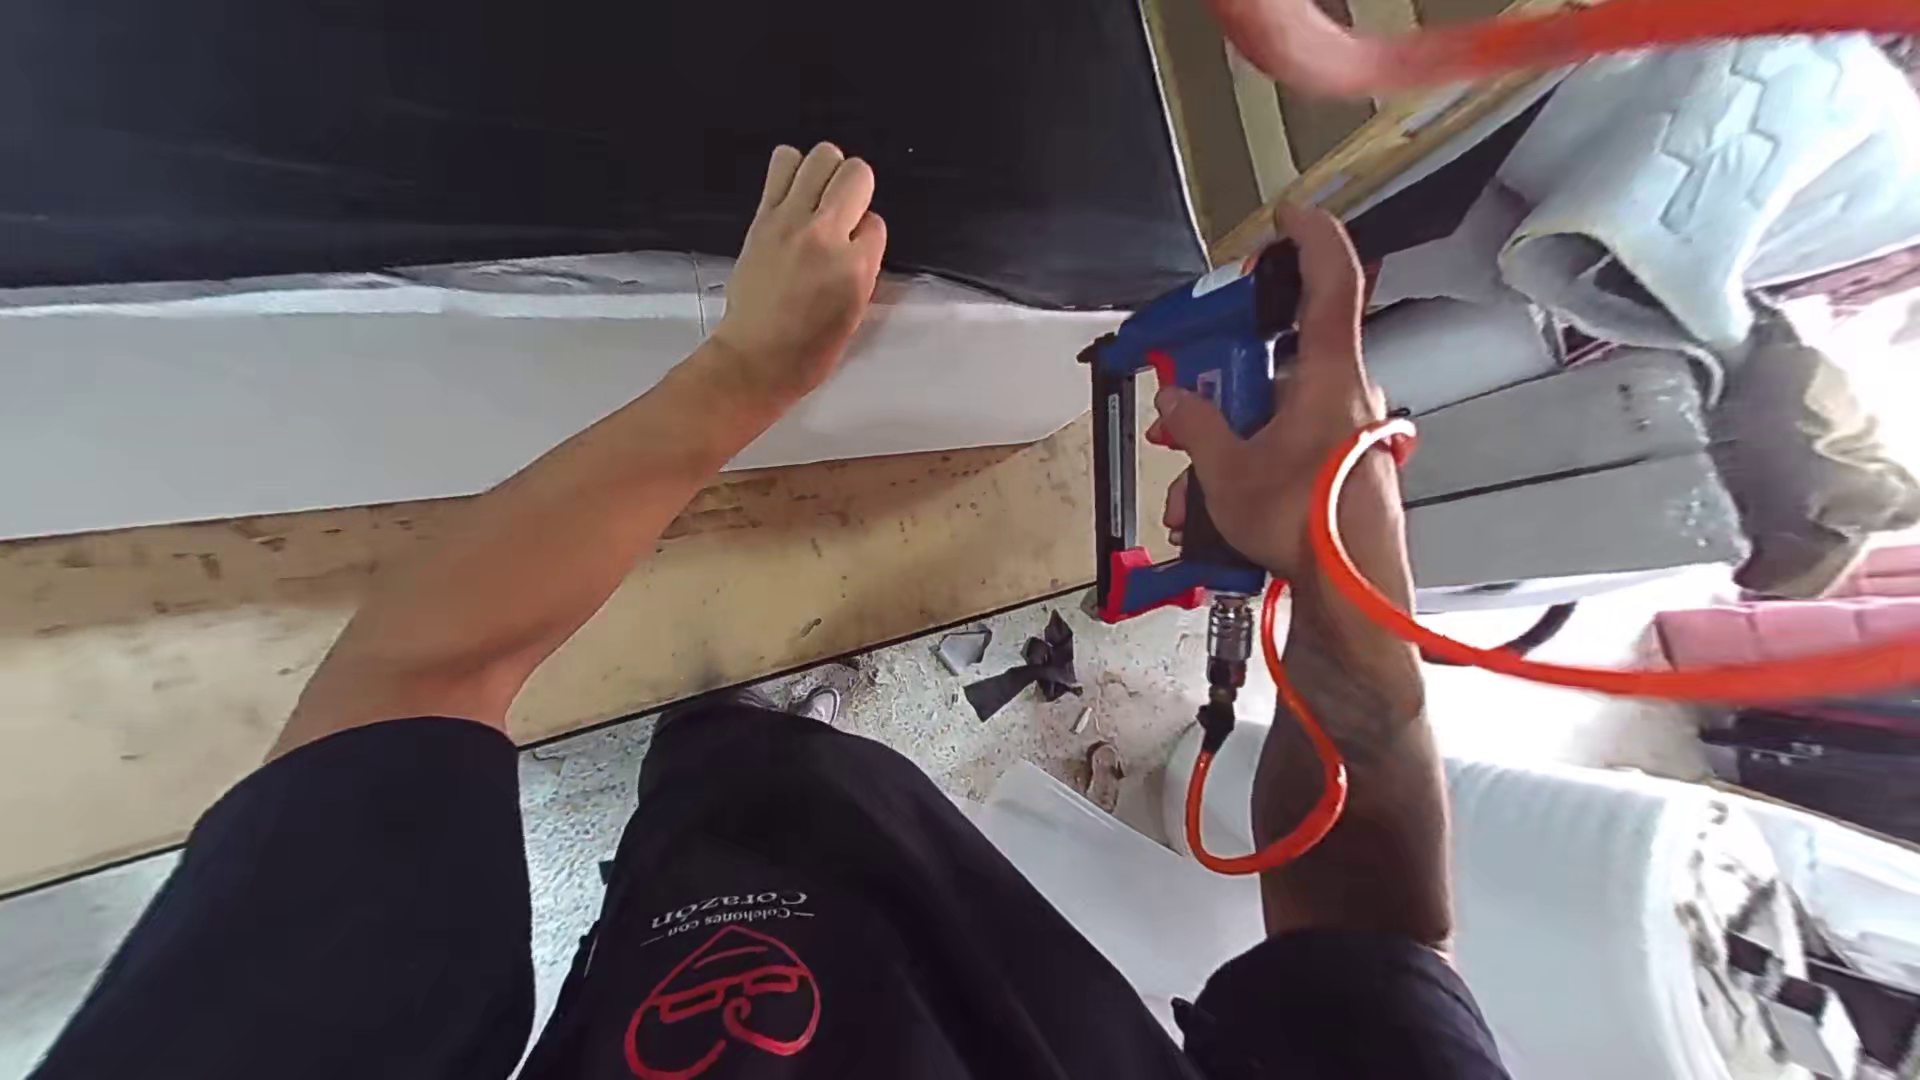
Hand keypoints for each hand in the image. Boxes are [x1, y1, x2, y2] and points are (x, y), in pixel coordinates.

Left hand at [711, 142, 888, 401]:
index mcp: (855, 269)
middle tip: (844, 213)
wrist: (756, 358)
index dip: (868, 234)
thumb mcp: (853, 315)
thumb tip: (859, 241)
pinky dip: (793, 169)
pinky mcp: (762, 217)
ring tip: (818, 198)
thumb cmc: (810, 351)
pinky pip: (782, 164)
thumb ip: (861, 270)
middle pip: (855, 174)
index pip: (876, 223)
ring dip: (826, 172)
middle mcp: (826, 236)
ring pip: (820, 157)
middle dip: (856, 189)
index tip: (855, 250)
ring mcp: (790, 222)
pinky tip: (793, 194)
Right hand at [1153, 202, 1405, 597]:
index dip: (1311, 239)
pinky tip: (1211, 506)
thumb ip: (1197, 425)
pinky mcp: (1337, 465)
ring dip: (1221, 444)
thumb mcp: (1228, 471)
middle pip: (1276, 363)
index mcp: (1329, 379)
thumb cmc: (1301, 524)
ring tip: (1186, 491)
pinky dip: (1243, 466)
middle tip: (1178, 408)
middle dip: (1219, 386)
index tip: (1286, 215)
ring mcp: (1342, 433)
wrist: (1350, 593)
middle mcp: (1343, 397)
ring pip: (1270, 416)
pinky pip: (1283, 447)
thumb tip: (1175, 401)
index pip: (1332, 284)